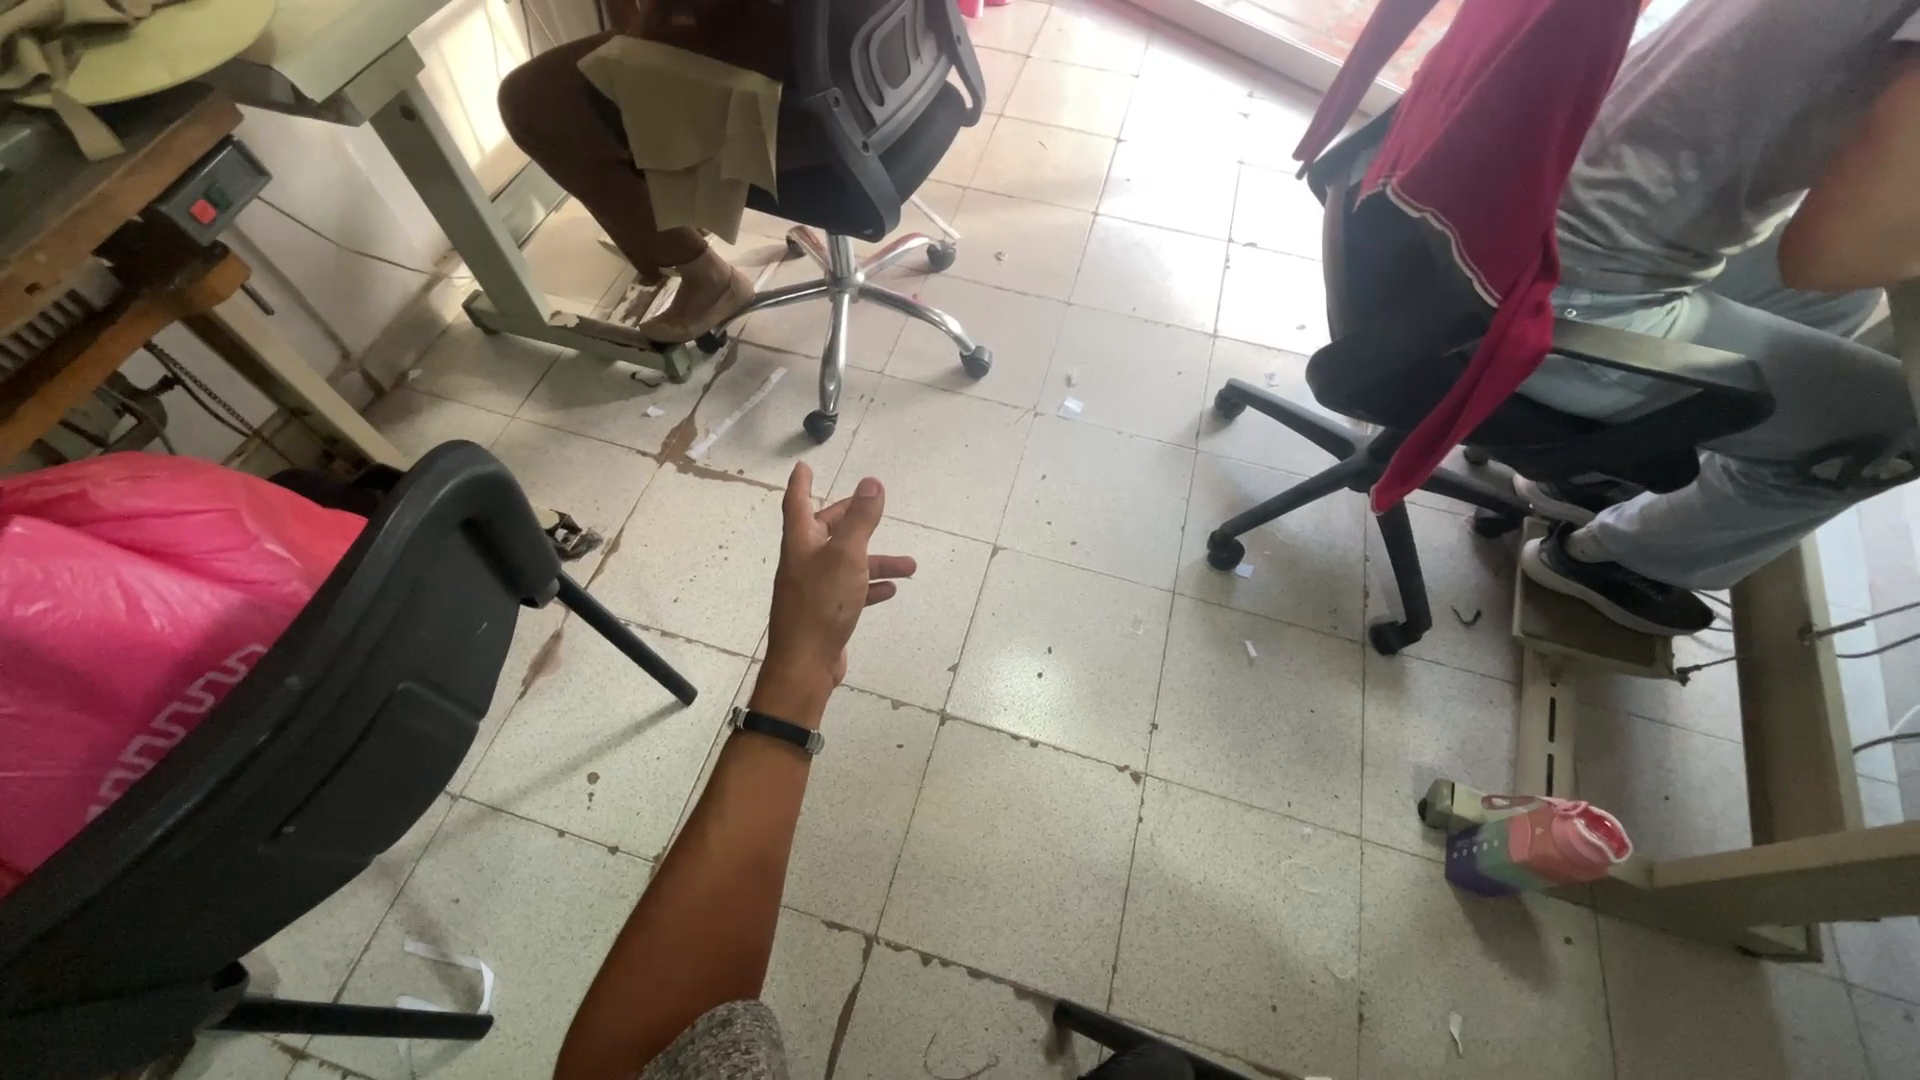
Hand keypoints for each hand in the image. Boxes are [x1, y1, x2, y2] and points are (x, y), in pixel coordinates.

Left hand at [755, 463, 914, 723]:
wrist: (806, 663)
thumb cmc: (821, 603)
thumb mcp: (847, 555)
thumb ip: (862, 520)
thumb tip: (872, 482)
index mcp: (801, 542)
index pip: (797, 503)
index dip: (801, 483)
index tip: (804, 467)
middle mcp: (804, 561)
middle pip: (827, 531)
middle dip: (850, 519)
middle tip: (871, 507)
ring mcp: (814, 588)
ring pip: (848, 563)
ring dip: (877, 561)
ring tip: (910, 565)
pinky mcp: (826, 612)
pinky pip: (851, 590)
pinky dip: (871, 586)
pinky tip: (891, 590)